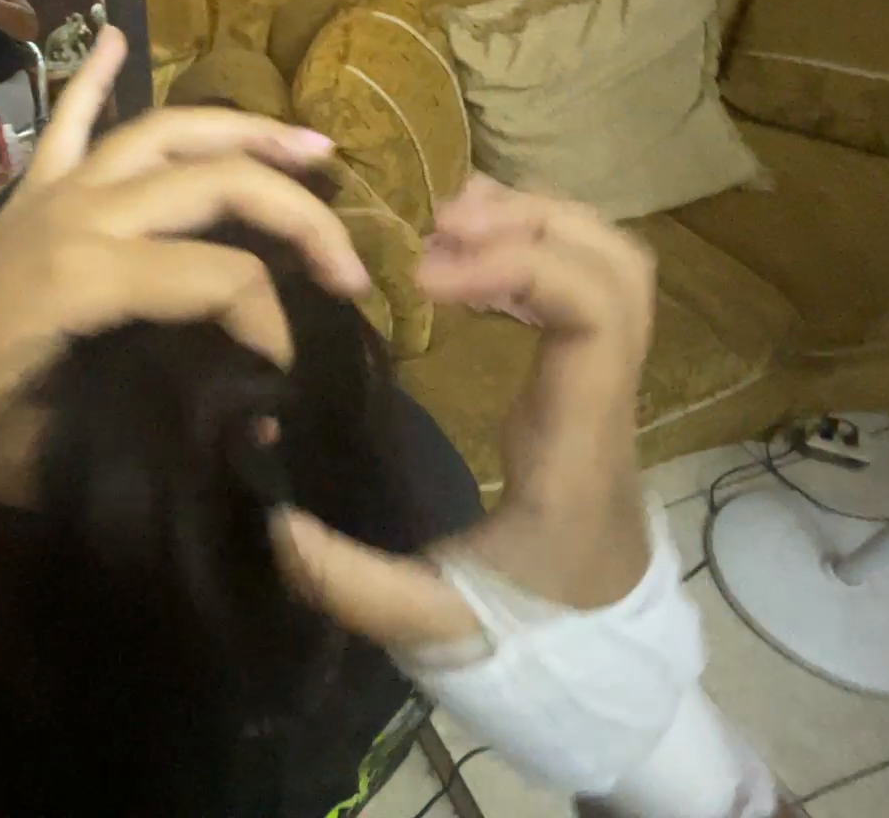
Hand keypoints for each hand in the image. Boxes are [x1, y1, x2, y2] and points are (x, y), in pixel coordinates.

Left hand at [0, 26, 366, 501]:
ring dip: (242, 131)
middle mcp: (77, 216)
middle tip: (346, 262)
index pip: (220, 278)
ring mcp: (52, 192)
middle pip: (215, 184)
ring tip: (307, 143)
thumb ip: (159, 433)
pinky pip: (70, 120)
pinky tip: (118, 36)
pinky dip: (95, 77)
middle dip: (296, 216)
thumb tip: (249, 425)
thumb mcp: (62, 453)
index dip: (271, 321)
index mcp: (84, 281)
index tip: (282, 368)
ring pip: (165, 133)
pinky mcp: (28, 192)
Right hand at [272, 176, 657, 648]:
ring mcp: (600, 391)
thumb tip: (269, 518)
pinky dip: (530, 251)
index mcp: (578, 445)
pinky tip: (465, 258)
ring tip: (446, 224)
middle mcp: (605, 403)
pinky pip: (581, 292)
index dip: (516, 267)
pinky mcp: (578, 389)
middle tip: (437, 225)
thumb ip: (350, 581)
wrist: (600, 664)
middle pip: (619, 270)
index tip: (423, 277)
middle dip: (532, 223)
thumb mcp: (432, 618)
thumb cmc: (526, 634)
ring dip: (534, 226)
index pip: (594, 317)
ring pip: (611, 270)